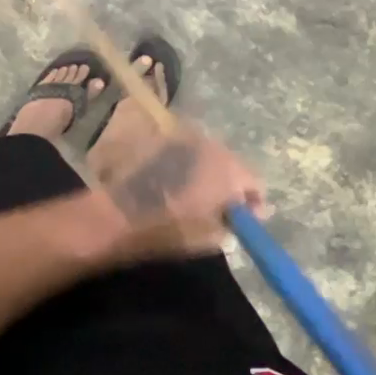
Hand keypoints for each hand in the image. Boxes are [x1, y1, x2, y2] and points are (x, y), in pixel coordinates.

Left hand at [86, 123, 265, 262]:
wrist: (120, 211)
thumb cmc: (169, 228)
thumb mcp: (210, 238)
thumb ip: (232, 226)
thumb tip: (235, 222)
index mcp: (230, 170)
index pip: (255, 182)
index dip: (254, 202)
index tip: (248, 219)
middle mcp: (212, 145)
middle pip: (232, 163)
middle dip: (231, 183)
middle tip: (223, 206)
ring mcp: (185, 137)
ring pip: (208, 154)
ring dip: (209, 170)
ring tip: (197, 193)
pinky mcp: (161, 137)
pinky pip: (184, 150)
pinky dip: (186, 164)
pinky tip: (175, 181)